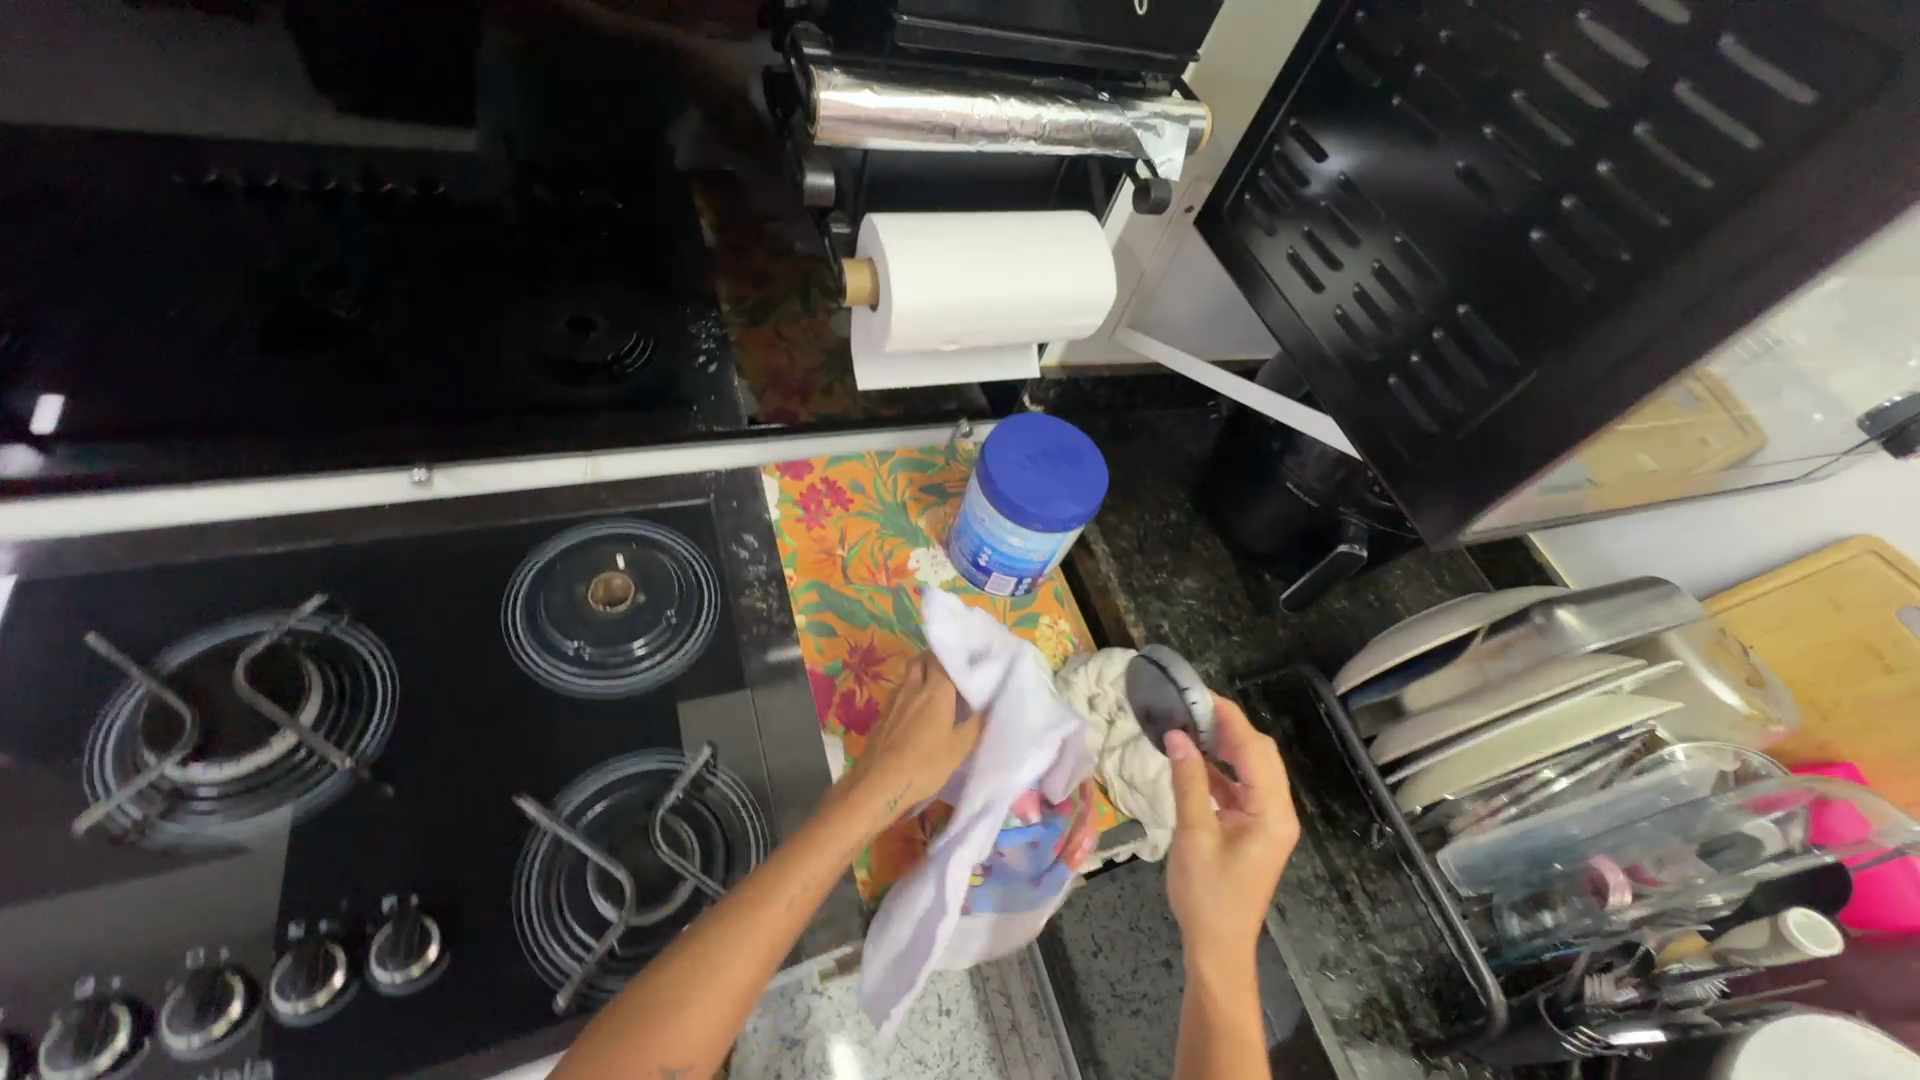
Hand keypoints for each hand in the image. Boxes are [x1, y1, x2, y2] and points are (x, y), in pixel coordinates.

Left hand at [842, 652, 982, 822]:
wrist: (879, 783)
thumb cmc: (925, 763)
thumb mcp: (959, 748)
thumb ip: (976, 724)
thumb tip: (988, 706)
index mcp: (935, 690)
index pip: (943, 658)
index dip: (955, 656)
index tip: (968, 661)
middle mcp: (912, 687)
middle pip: (921, 660)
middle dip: (935, 660)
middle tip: (952, 671)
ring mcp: (894, 700)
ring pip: (908, 675)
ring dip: (921, 674)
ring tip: (936, 689)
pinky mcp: (883, 714)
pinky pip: (899, 692)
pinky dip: (910, 692)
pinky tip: (917, 710)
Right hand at [1165, 694, 1299, 965]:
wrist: (1218, 945)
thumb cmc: (1207, 894)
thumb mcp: (1193, 834)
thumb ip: (1188, 781)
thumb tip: (1177, 736)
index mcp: (1271, 812)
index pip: (1254, 750)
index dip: (1228, 718)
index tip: (1198, 695)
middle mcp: (1278, 812)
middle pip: (1259, 755)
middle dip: (1228, 727)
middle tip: (1190, 708)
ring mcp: (1267, 821)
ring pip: (1251, 769)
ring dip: (1224, 747)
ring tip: (1190, 726)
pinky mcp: (1254, 829)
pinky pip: (1241, 788)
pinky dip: (1220, 770)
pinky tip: (1194, 761)